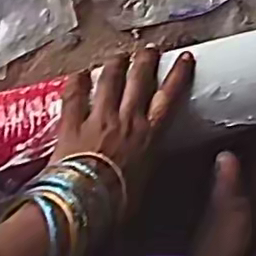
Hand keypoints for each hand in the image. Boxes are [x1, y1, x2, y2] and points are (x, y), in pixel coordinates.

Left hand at [53, 47, 194, 209]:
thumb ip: (149, 163)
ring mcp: (98, 119)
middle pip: (139, 80)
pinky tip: (78, 73)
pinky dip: (76, 83)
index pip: (169, 95)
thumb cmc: (117, 203)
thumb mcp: (145, 182)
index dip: (179, 73)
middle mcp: (126, 119)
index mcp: (149, 133)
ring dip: (115, 64)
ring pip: (109, 81)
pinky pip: (74, 97)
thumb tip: (154, 162)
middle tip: (149, 49)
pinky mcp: (71, 125)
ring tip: (119, 55)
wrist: (80, 206)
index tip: (185, 56)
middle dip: (145, 60)